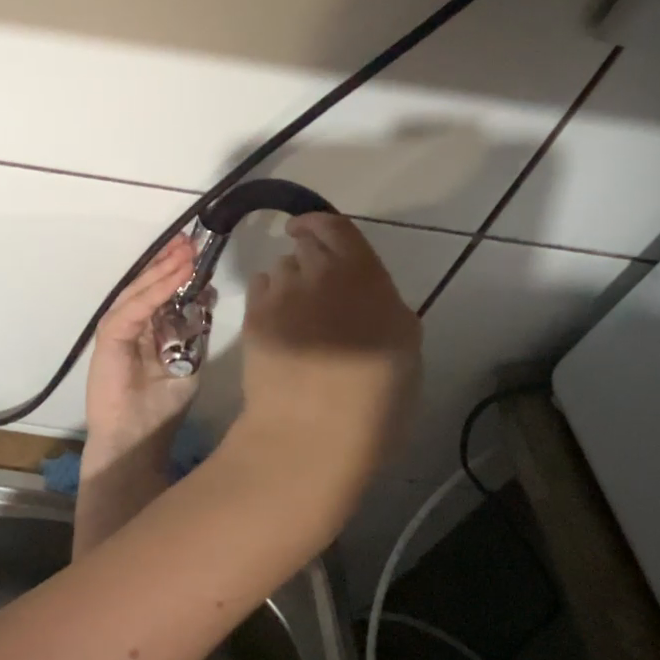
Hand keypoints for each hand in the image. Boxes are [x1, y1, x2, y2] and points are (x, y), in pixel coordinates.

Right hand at [84, 235, 199, 465]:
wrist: (134, 442)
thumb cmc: (161, 409)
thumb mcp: (188, 364)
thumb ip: (194, 333)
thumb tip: (206, 296)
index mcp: (146, 329)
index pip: (160, 291)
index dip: (176, 269)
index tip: (197, 251)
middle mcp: (130, 323)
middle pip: (148, 284)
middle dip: (169, 261)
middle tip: (189, 241)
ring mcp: (117, 329)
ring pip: (139, 291)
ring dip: (162, 270)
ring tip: (183, 251)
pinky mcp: (110, 338)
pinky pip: (133, 309)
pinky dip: (153, 291)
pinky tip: (172, 277)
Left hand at [231, 214, 420, 493]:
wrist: (310, 433)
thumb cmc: (373, 400)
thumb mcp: (405, 348)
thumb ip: (385, 305)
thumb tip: (366, 290)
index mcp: (364, 277)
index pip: (336, 226)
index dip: (322, 225)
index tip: (315, 232)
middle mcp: (318, 274)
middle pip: (306, 243)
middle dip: (309, 254)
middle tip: (318, 283)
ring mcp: (281, 293)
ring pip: (281, 268)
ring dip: (290, 281)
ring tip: (301, 314)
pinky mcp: (254, 315)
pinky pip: (261, 289)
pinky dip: (270, 298)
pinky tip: (281, 325)